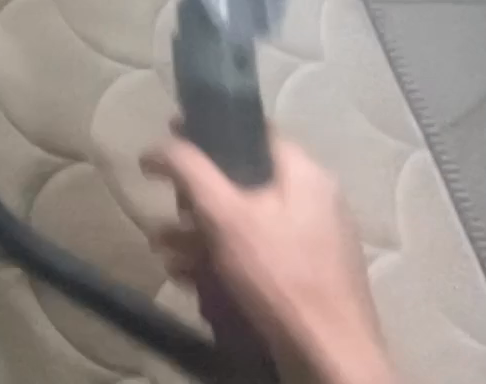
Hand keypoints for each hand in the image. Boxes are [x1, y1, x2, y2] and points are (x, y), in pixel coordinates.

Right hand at [142, 133, 397, 383]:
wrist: (329, 359)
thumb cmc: (278, 274)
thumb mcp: (223, 213)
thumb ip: (187, 168)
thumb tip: (155, 147)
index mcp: (304, 175)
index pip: (251, 130)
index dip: (206, 127)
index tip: (169, 132)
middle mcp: (312, 199)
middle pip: (237, 176)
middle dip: (191, 194)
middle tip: (168, 206)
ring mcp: (309, 238)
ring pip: (237, 216)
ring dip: (194, 230)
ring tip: (164, 249)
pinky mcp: (301, 270)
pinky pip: (248, 247)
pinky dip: (215, 255)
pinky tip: (186, 273)